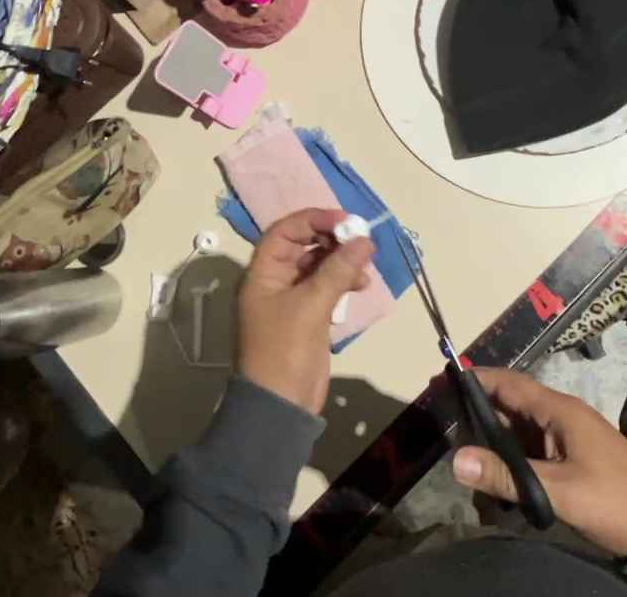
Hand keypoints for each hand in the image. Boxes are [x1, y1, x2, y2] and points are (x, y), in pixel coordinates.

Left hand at [236, 208, 375, 413]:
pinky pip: (326, 287)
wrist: (280, 407)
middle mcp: (274, 281)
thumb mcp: (311, 308)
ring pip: (317, 265)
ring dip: (341, 260)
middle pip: (303, 245)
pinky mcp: (307, 316)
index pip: (284, 232)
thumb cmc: (285, 352)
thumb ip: (337, 272)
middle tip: (361, 239)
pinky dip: (343, 282)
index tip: (345, 219)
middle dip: (331, 239)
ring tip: (365, 263)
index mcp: (262, 274)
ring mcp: (291, 299)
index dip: (313, 219)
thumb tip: (364, 240)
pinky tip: (362, 285)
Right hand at [450, 368, 626, 556]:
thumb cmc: (616, 501)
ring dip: (493, 457)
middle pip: (505, 410)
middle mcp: (557, 418)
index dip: (472, 380)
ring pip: (514, 438)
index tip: (439, 384)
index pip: (506, 382)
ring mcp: (563, 440)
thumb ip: (508, 476)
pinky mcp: (567, 463)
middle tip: (449, 444)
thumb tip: (456, 460)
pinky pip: (528, 458)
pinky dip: (510, 472)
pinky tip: (496, 498)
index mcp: (558, 410)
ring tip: (472, 482)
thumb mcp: (559, 491)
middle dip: (476, 427)